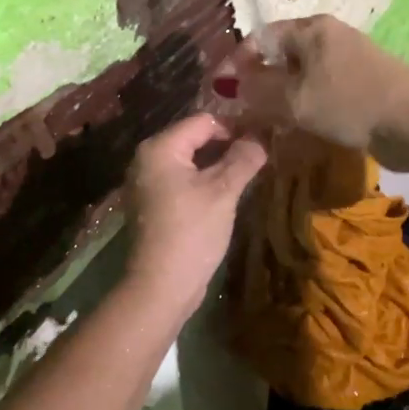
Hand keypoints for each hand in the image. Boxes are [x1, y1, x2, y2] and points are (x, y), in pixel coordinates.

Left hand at [123, 113, 266, 314]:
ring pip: (190, 161)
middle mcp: (147, 158)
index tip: (261, 142)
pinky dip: (203, 181)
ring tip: (247, 174)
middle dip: (226, 146)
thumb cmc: (191, 233)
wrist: (160, 288)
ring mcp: (147, 181)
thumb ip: (243, 159)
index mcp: (160, 147)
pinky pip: (181, 180)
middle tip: (257, 158)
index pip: (203, 121)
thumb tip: (261, 137)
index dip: (234, 128)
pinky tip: (226, 194)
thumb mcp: (223, 192)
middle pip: (194, 138)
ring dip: (217, 165)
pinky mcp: (152, 203)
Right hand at [211, 15, 408, 151]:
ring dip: (281, 95)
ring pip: (300, 73)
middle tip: (243, 110)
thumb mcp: (294, 100)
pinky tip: (300, 125)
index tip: (221, 90)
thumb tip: (229, 82)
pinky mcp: (361, 80)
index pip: (260, 36)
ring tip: (269, 122)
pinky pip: (320, 86)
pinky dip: (304, 102)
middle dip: (259, 81)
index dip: (237, 62)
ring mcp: (347, 56)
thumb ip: (257, 90)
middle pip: (280, 54)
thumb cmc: (349, 103)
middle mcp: (327, 35)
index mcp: (310, 28)